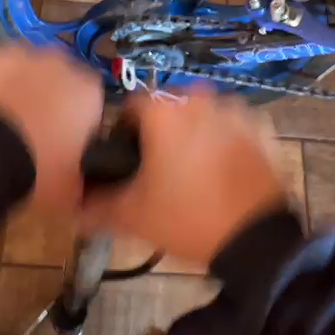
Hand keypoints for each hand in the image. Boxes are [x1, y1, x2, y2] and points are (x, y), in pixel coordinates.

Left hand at [0, 42, 105, 211]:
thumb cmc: (35, 171)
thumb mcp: (71, 187)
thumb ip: (84, 172)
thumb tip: (82, 173)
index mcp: (88, 89)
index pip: (91, 97)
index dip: (77, 116)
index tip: (65, 137)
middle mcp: (60, 59)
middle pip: (59, 74)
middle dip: (49, 94)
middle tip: (33, 127)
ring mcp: (21, 51)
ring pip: (24, 65)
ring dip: (18, 84)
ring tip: (1, 118)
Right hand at [83, 88, 288, 266]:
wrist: (255, 238)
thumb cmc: (188, 217)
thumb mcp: (134, 216)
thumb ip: (97, 205)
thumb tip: (74, 205)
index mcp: (163, 109)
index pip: (130, 106)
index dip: (124, 131)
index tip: (128, 158)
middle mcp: (198, 96)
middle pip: (168, 106)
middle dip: (161, 130)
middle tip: (159, 167)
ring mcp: (233, 108)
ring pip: (202, 113)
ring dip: (194, 131)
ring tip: (193, 170)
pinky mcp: (260, 125)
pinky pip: (232, 125)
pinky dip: (225, 138)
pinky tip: (222, 168)